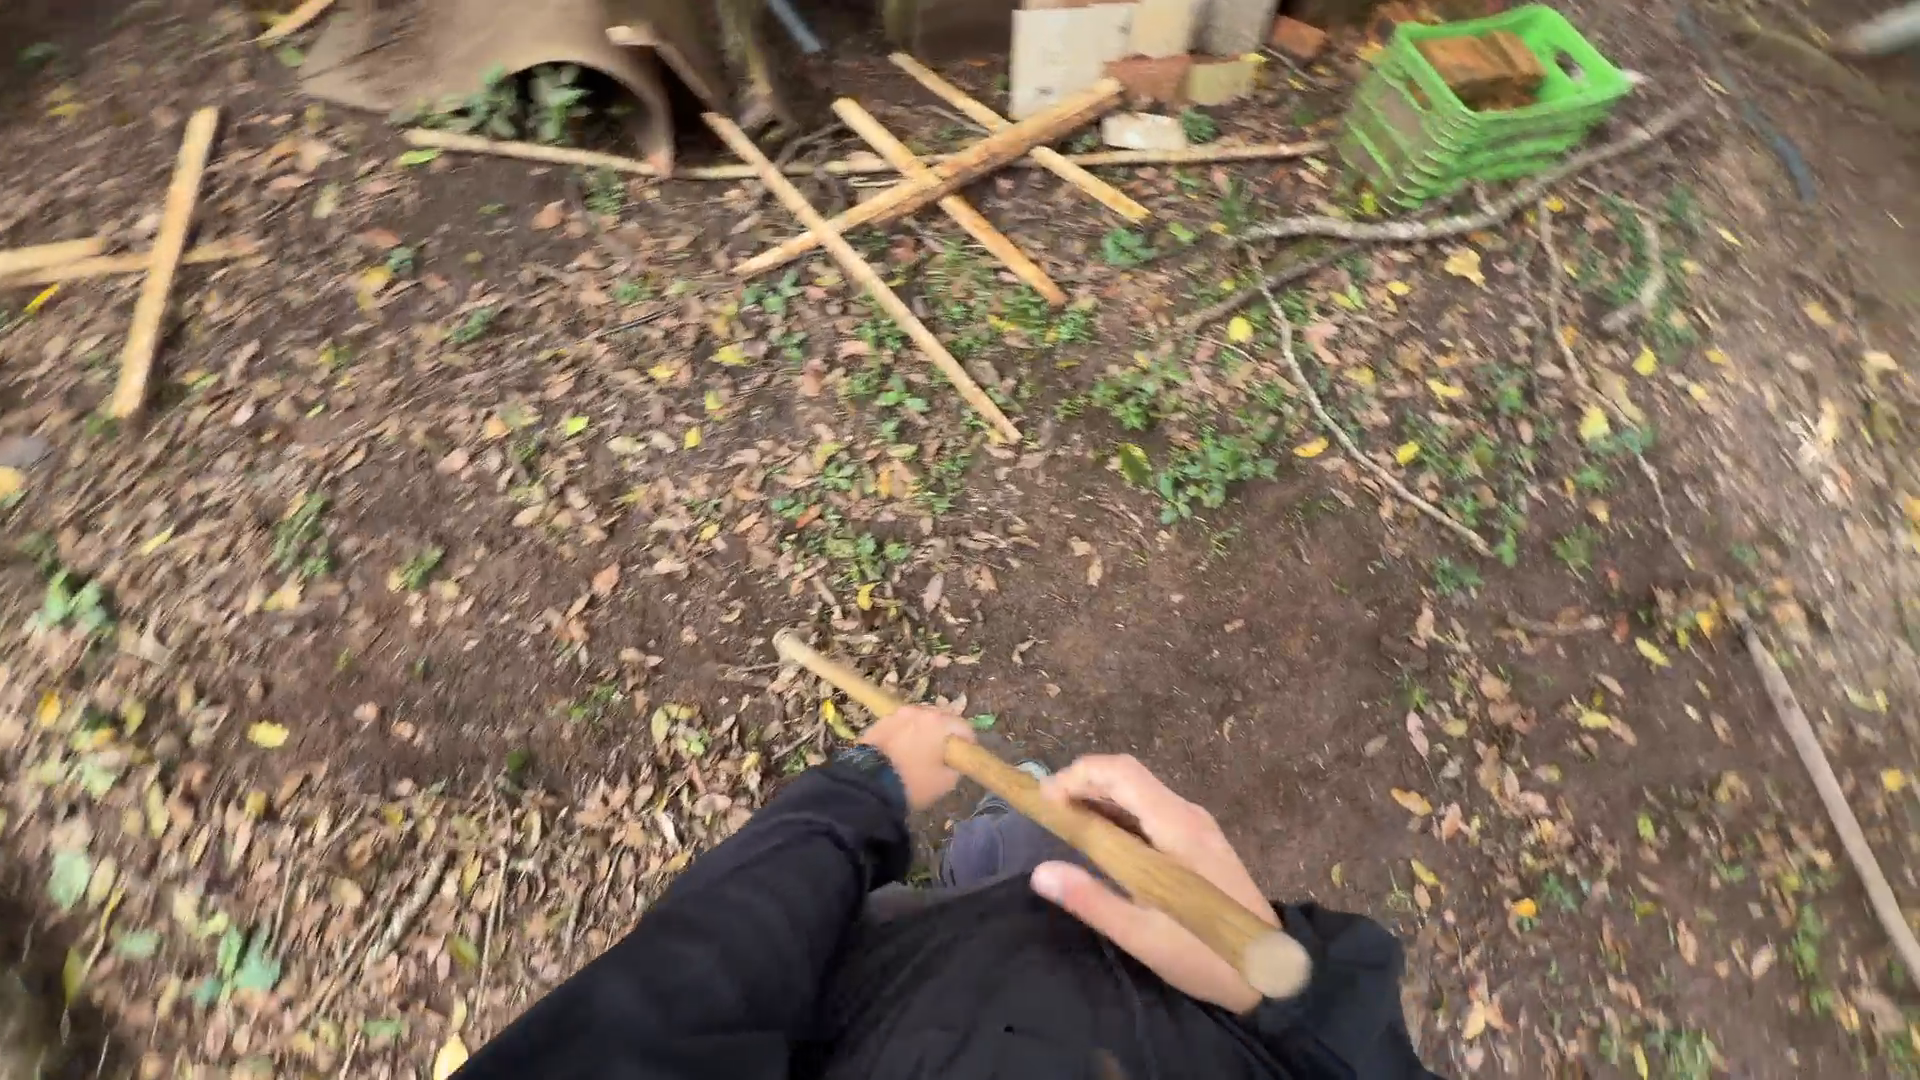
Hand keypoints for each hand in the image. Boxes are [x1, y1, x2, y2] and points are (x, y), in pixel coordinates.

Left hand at [858, 705, 974, 810]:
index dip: (969, 742)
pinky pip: (901, 724)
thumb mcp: (945, 782)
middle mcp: (919, 711)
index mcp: (939, 722)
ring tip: (922, 749)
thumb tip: (954, 762)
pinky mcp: (880, 722)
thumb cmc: (913, 782)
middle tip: (945, 751)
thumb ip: (956, 767)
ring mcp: (897, 714)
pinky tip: (902, 750)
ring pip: (919, 718)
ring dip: (925, 730)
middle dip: (946, 732)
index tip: (967, 755)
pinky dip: (906, 733)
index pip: (964, 726)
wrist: (868, 784)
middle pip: (941, 717)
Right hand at [1028, 755, 1278, 1013]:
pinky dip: (1118, 810)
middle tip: (1048, 809)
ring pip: (1138, 789)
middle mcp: (1186, 813)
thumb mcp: (1143, 936)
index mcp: (1175, 826)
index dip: (1079, 774)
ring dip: (1099, 795)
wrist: (1273, 973)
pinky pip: (1150, 808)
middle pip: (1127, 774)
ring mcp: (1195, 823)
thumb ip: (1092, 900)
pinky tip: (1101, 836)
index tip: (1046, 798)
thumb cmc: (1207, 954)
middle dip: (1083, 781)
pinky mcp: (1197, 837)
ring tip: (1065, 820)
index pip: (1122, 772)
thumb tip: (1040, 872)